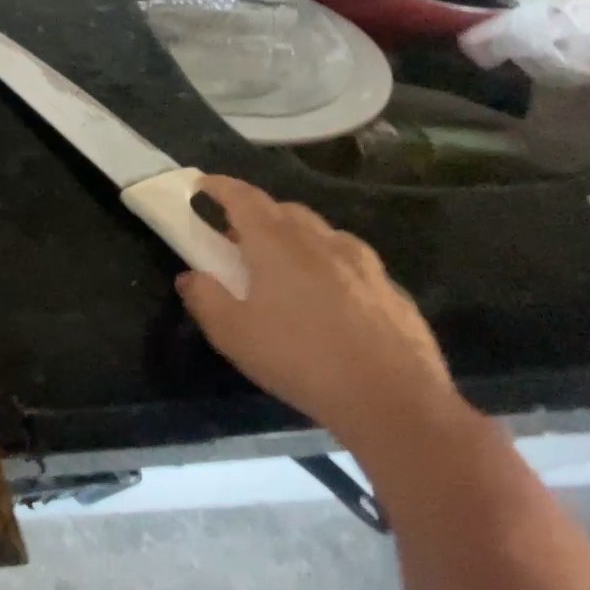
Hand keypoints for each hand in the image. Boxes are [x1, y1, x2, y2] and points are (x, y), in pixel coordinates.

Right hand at [178, 176, 461, 446]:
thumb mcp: (230, 332)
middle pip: (286, 211)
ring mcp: (366, 268)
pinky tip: (328, 296)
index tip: (201, 185)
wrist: (396, 404)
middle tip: (236, 236)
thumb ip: (204, 296)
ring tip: (283, 263)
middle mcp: (323, 244)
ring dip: (297, 237)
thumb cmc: (300, 359)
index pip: (245, 199)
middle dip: (257, 213)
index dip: (220, 187)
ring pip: (324, 234)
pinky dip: (330, 265)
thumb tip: (193, 276)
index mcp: (278, 245)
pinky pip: (353, 265)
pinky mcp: (394, 295)